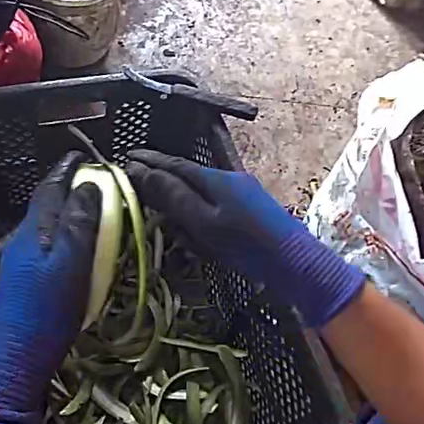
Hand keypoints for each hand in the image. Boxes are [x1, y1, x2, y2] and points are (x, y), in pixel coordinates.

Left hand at [0, 152, 100, 423]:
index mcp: (35, 229)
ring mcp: (21, 259)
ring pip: (46, 223)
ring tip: (90, 207)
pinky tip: (76, 244)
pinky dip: (63, 232)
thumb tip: (88, 185)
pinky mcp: (24, 278)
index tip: (84, 155)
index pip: (51, 187)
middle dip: (68, 186)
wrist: (16, 358)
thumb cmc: (48, 311)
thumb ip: (80, 223)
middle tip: (94, 179)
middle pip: (46, 203)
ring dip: (66, 210)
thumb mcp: (71, 263)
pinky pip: (46, 242)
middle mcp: (24, 238)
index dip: (67, 169)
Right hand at [125, 150, 363, 327]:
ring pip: (201, 193)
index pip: (174, 165)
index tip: (127, 159)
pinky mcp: (250, 213)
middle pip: (188, 176)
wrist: (296, 265)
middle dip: (162, 179)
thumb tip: (143, 172)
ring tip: (158, 210)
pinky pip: (214, 207)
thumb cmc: (247, 246)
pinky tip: (191, 231)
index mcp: (217, 179)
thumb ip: (174, 197)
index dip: (150, 162)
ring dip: (179, 198)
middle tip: (136, 184)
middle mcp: (230, 181)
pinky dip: (196, 214)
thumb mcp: (204, 223)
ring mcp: (242, 196)